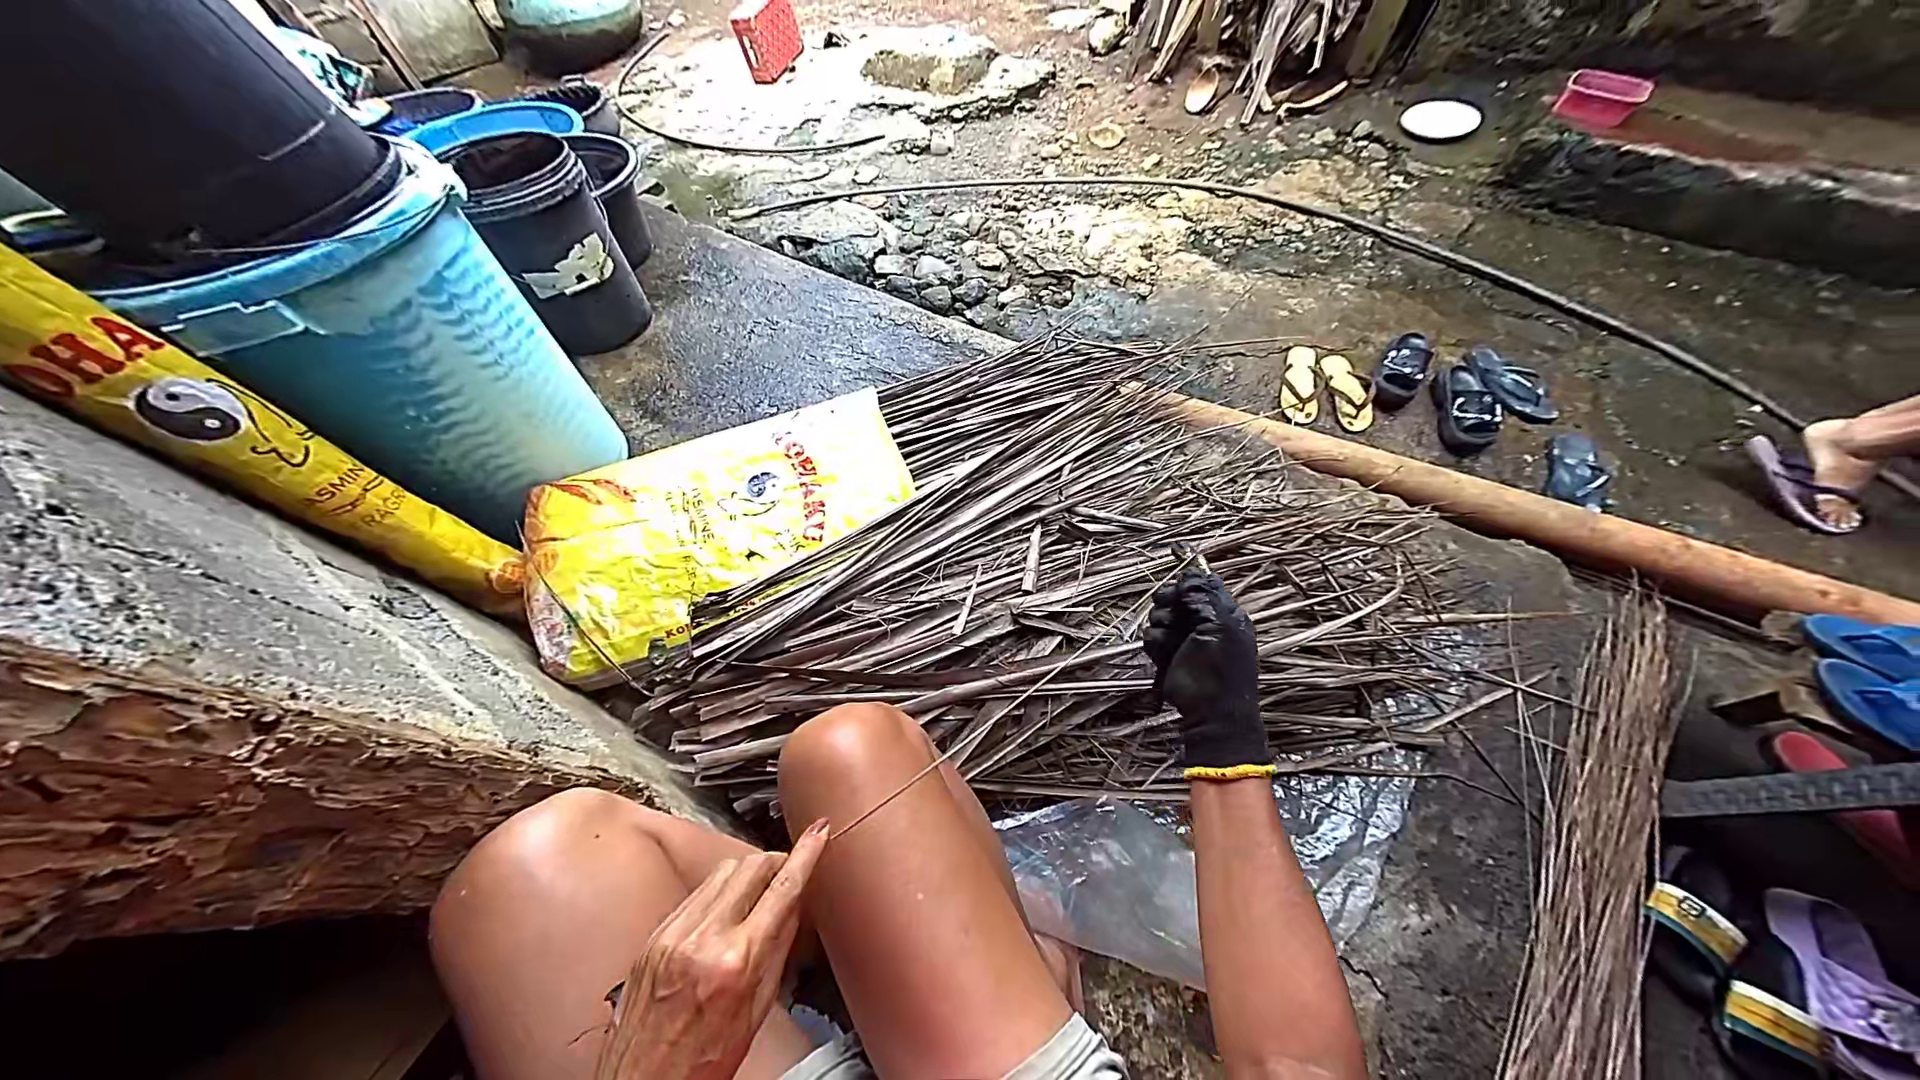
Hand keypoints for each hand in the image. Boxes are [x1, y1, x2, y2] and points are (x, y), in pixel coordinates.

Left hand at [594, 819, 830, 1079]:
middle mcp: (702, 939)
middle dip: (776, 861)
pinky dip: (719, 891)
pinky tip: (725, 913)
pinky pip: (697, 891)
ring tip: (756, 897)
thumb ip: (780, 948)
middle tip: (788, 871)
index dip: (806, 853)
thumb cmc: (699, 1065)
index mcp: (736, 962)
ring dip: (748, 873)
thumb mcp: (758, 1010)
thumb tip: (796, 904)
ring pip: (724, 869)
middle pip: (752, 865)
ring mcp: (674, 933)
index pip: (783, 888)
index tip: (819, 832)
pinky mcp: (655, 935)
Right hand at [1144, 569, 1267, 776]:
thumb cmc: (1222, 672)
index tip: (1176, 587)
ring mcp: (1184, 638)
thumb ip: (1206, 597)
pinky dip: (1156, 645)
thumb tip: (1192, 572)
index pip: (1201, 583)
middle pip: (1175, 596)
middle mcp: (1203, 622)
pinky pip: (1151, 636)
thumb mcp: (1221, 628)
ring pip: (1159, 615)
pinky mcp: (1167, 653)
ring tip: (1173, 643)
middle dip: (1169, 605)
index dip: (1185, 582)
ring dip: (1162, 627)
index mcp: (1224, 613)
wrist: (1210, 714)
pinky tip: (1165, 655)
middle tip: (1171, 617)